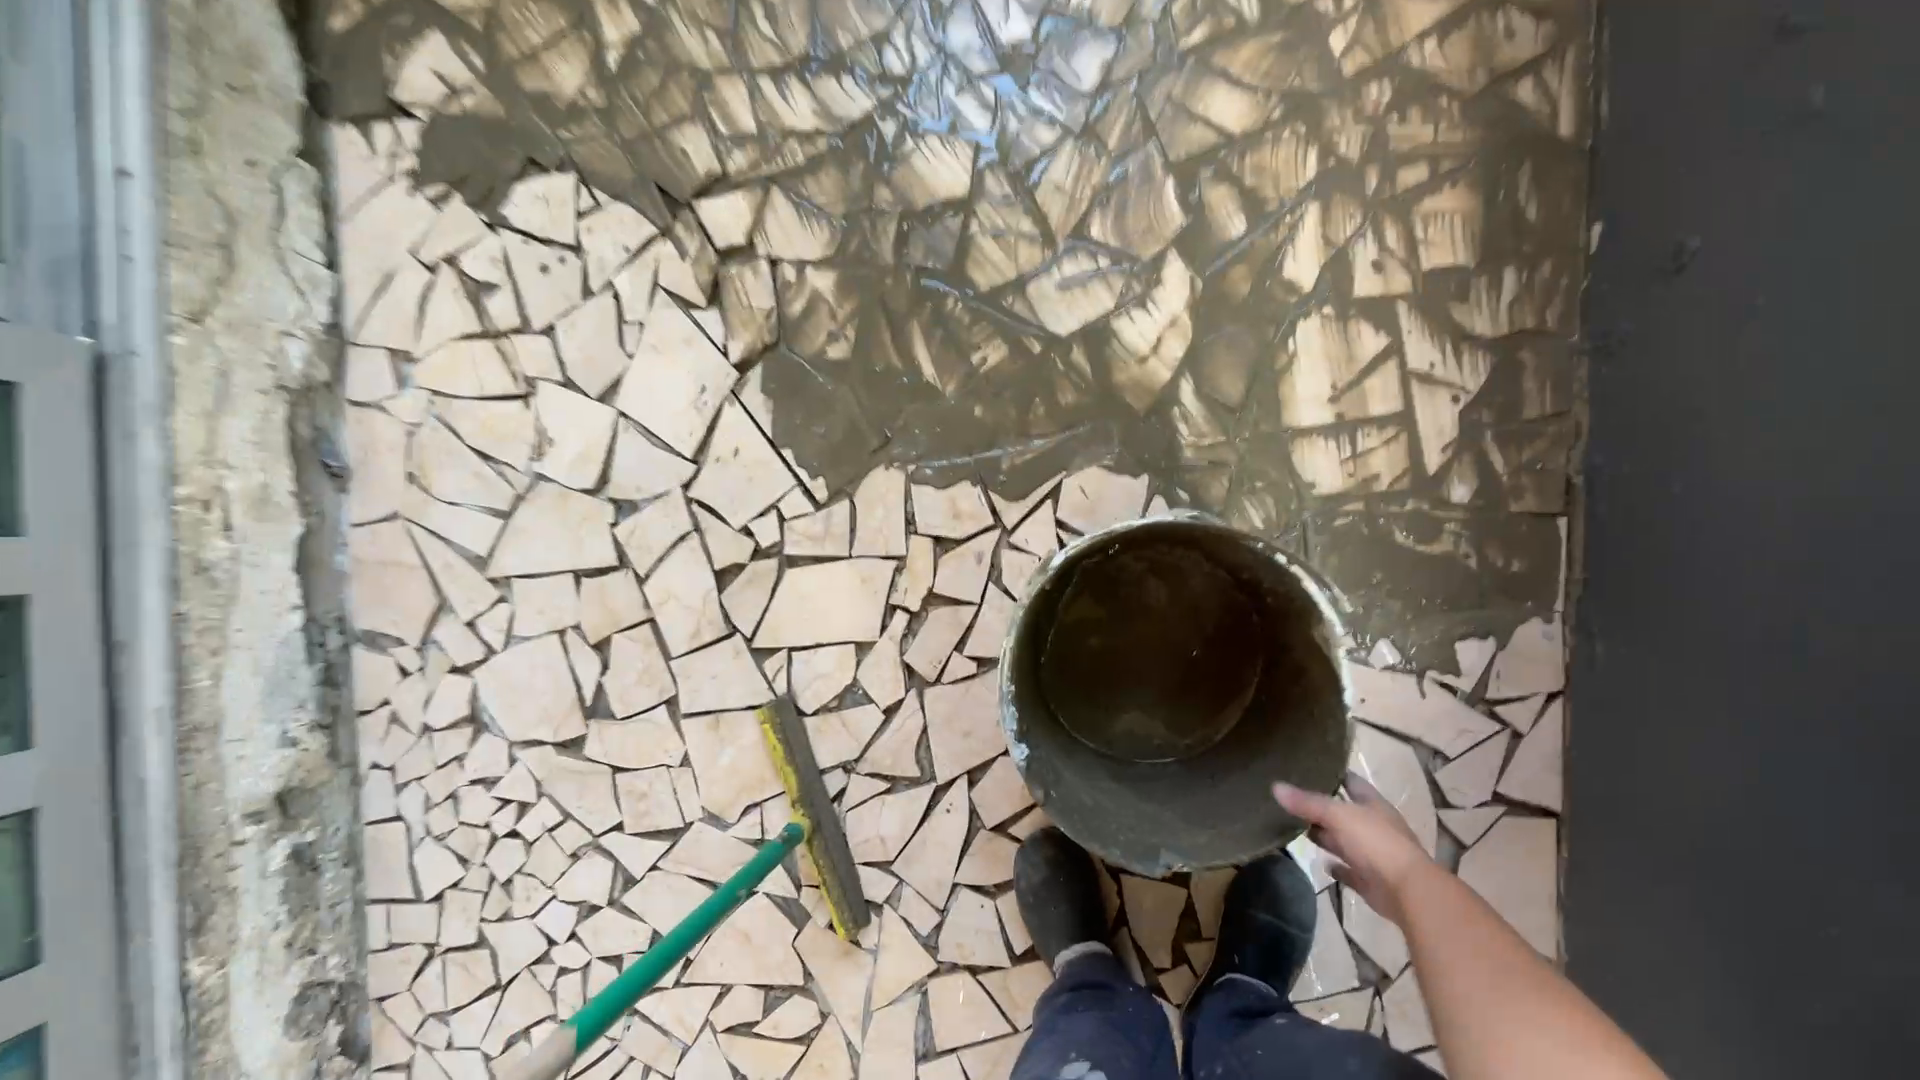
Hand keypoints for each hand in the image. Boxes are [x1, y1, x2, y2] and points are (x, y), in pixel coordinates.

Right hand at [1273, 771, 1435, 924]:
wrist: (1407, 892)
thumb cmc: (1377, 843)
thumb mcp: (1339, 815)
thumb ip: (1308, 803)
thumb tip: (1276, 787)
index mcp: (1373, 805)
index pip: (1352, 782)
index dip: (1333, 774)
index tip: (1307, 767)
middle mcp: (1374, 826)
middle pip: (1344, 813)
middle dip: (1321, 808)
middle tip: (1290, 800)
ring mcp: (1374, 855)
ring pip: (1344, 841)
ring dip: (1326, 837)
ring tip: (1296, 828)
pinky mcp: (1370, 880)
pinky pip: (1349, 870)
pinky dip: (1337, 867)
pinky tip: (1323, 863)